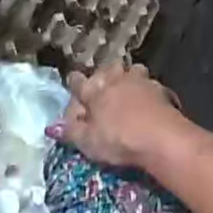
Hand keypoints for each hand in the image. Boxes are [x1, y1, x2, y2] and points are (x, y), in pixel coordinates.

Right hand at [49, 63, 191, 167]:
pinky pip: (147, 82)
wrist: (161, 136)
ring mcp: (139, 80)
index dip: (74, 83)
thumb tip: (52, 127)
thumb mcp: (88, 141)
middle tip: (101, 88)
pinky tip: (146, 99)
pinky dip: (144, 88)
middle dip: (102, 76)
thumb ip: (71, 132)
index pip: (77, 81)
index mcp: (94, 89)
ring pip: (129, 70)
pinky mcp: (158, 87)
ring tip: (125, 88)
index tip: (72, 84)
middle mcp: (115, 78)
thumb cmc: (118, 139)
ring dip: (126, 77)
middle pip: (105, 70)